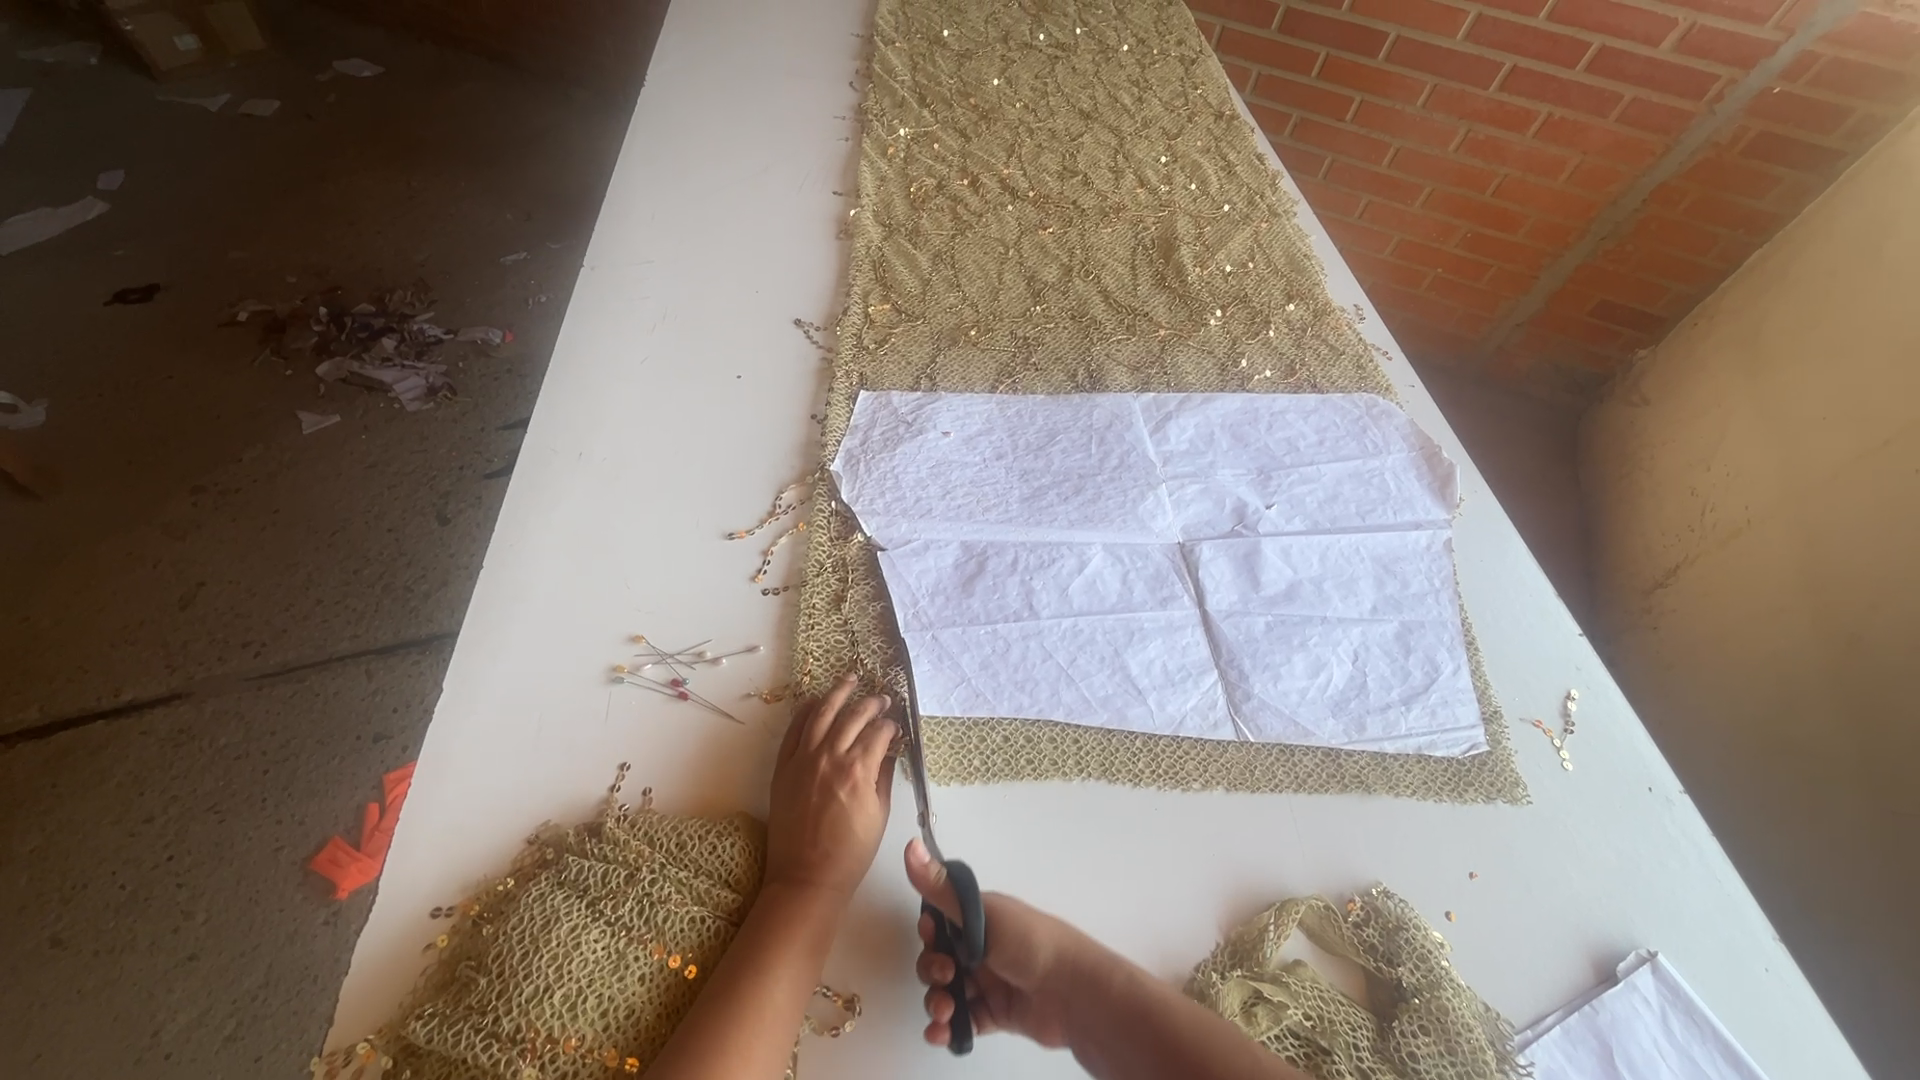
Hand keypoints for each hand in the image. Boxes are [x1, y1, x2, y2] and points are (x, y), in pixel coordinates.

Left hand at [765, 674, 897, 900]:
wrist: (806, 877)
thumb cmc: (850, 853)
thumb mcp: (879, 815)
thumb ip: (884, 776)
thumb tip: (889, 751)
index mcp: (858, 771)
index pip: (878, 733)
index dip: (890, 725)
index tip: (895, 724)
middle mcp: (830, 757)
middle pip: (853, 716)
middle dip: (871, 703)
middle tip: (881, 698)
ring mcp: (803, 759)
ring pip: (822, 713)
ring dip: (838, 693)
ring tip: (850, 679)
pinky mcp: (784, 767)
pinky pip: (795, 730)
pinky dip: (806, 711)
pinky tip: (816, 701)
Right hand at [907, 838, 1101, 1049]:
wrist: (1073, 993)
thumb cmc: (1030, 944)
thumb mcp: (983, 914)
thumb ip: (942, 890)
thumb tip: (910, 845)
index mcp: (982, 917)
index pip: (943, 920)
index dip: (930, 930)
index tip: (930, 935)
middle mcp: (984, 946)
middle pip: (941, 957)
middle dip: (932, 968)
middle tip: (946, 975)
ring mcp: (990, 981)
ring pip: (949, 990)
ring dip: (937, 1001)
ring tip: (945, 1012)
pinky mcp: (996, 1013)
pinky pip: (963, 1020)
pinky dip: (948, 1027)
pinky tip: (941, 1032)